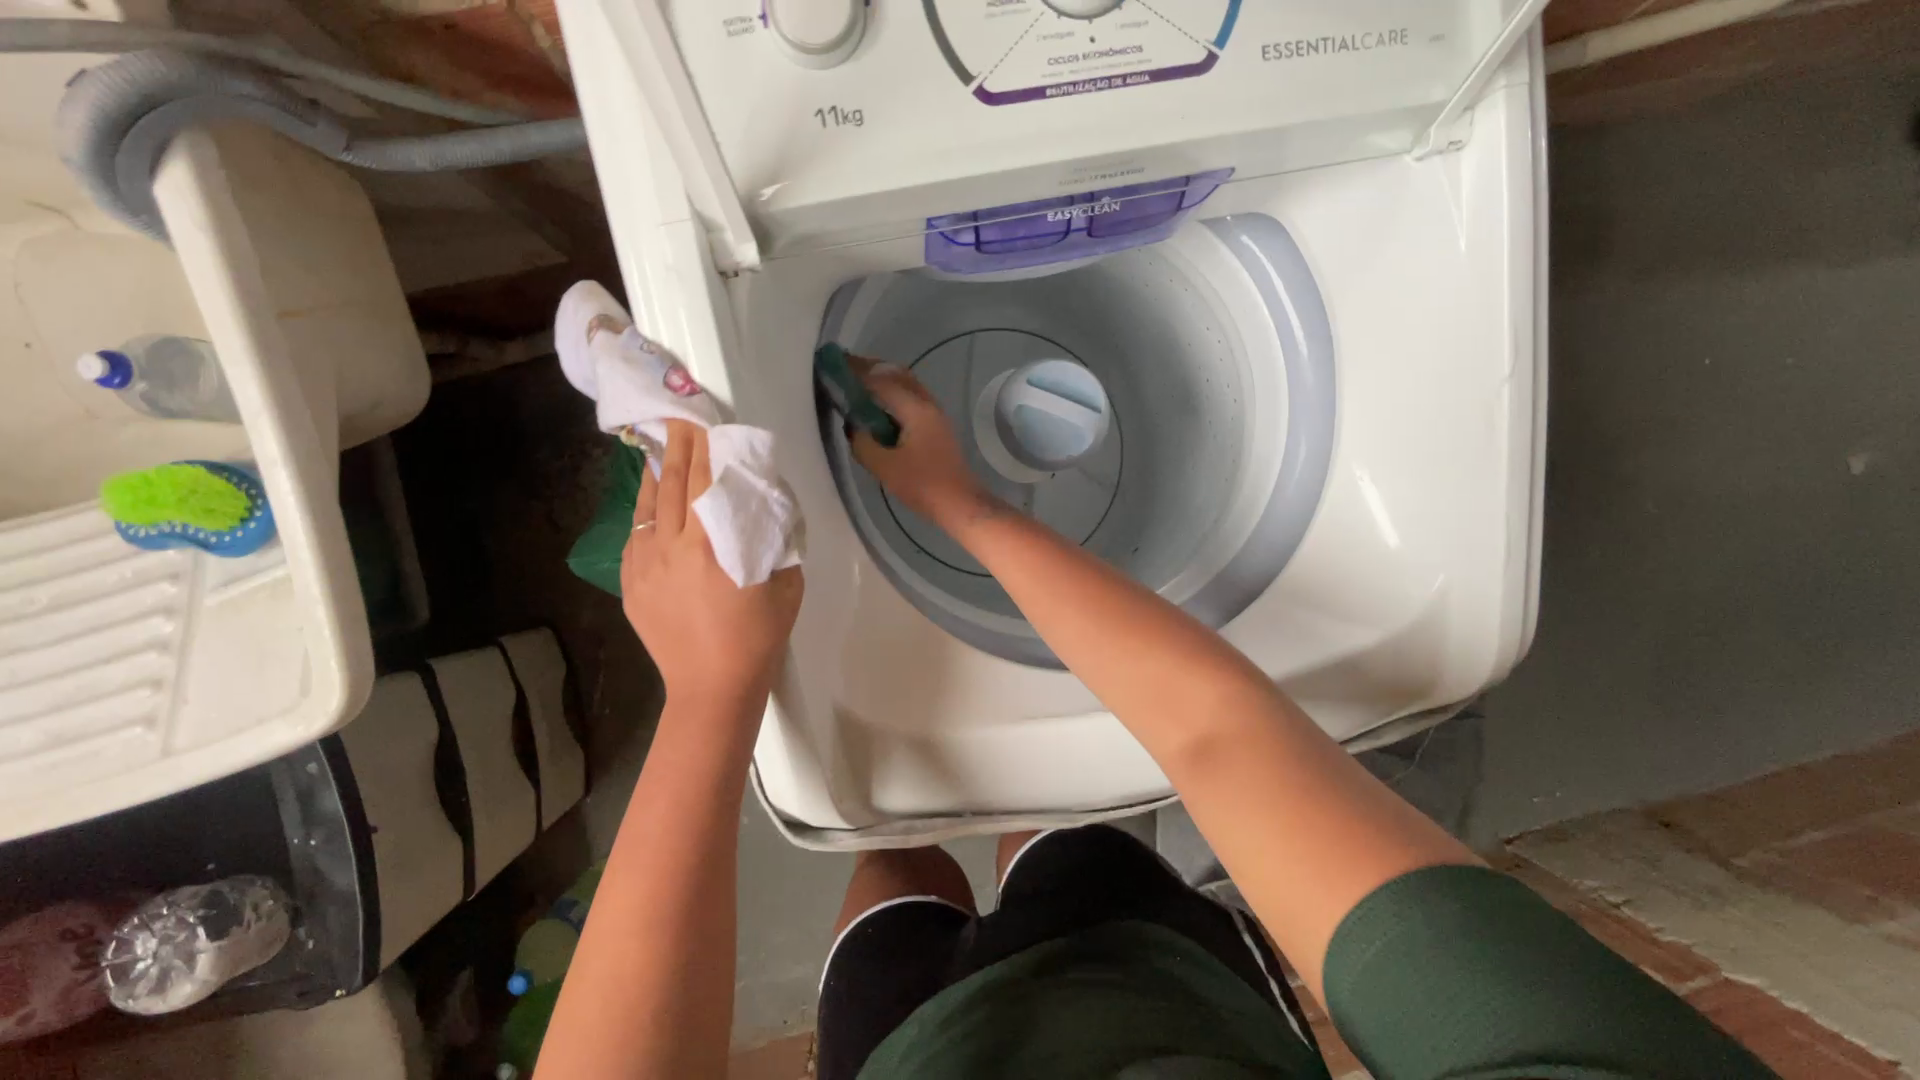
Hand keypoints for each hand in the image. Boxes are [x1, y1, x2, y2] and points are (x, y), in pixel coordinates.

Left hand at [622, 421, 803, 709]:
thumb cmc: (758, 636)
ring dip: (654, 471)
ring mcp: (644, 563)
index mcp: (711, 544)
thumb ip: (775, 538)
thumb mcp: (786, 582)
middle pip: (670, 482)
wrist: (712, 686)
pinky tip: (650, 498)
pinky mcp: (631, 581)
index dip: (702, 445)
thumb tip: (763, 503)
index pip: (702, 479)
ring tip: (659, 446)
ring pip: (647, 503)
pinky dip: (644, 508)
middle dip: (676, 446)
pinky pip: (635, 532)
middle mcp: (671, 545)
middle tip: (679, 419)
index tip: (703, 420)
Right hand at [848, 358, 990, 528]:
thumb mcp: (884, 467)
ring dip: (884, 381)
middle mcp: (928, 405)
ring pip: (908, 386)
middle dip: (872, 369)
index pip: (882, 381)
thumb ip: (863, 443)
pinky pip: (912, 400)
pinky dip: (894, 396)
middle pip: (898, 375)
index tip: (836, 366)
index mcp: (916, 409)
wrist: (960, 503)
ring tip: (859, 385)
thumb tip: (853, 428)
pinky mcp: (936, 428)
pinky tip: (880, 408)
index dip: (858, 373)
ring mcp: (936, 415)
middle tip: (847, 368)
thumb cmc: (923, 485)